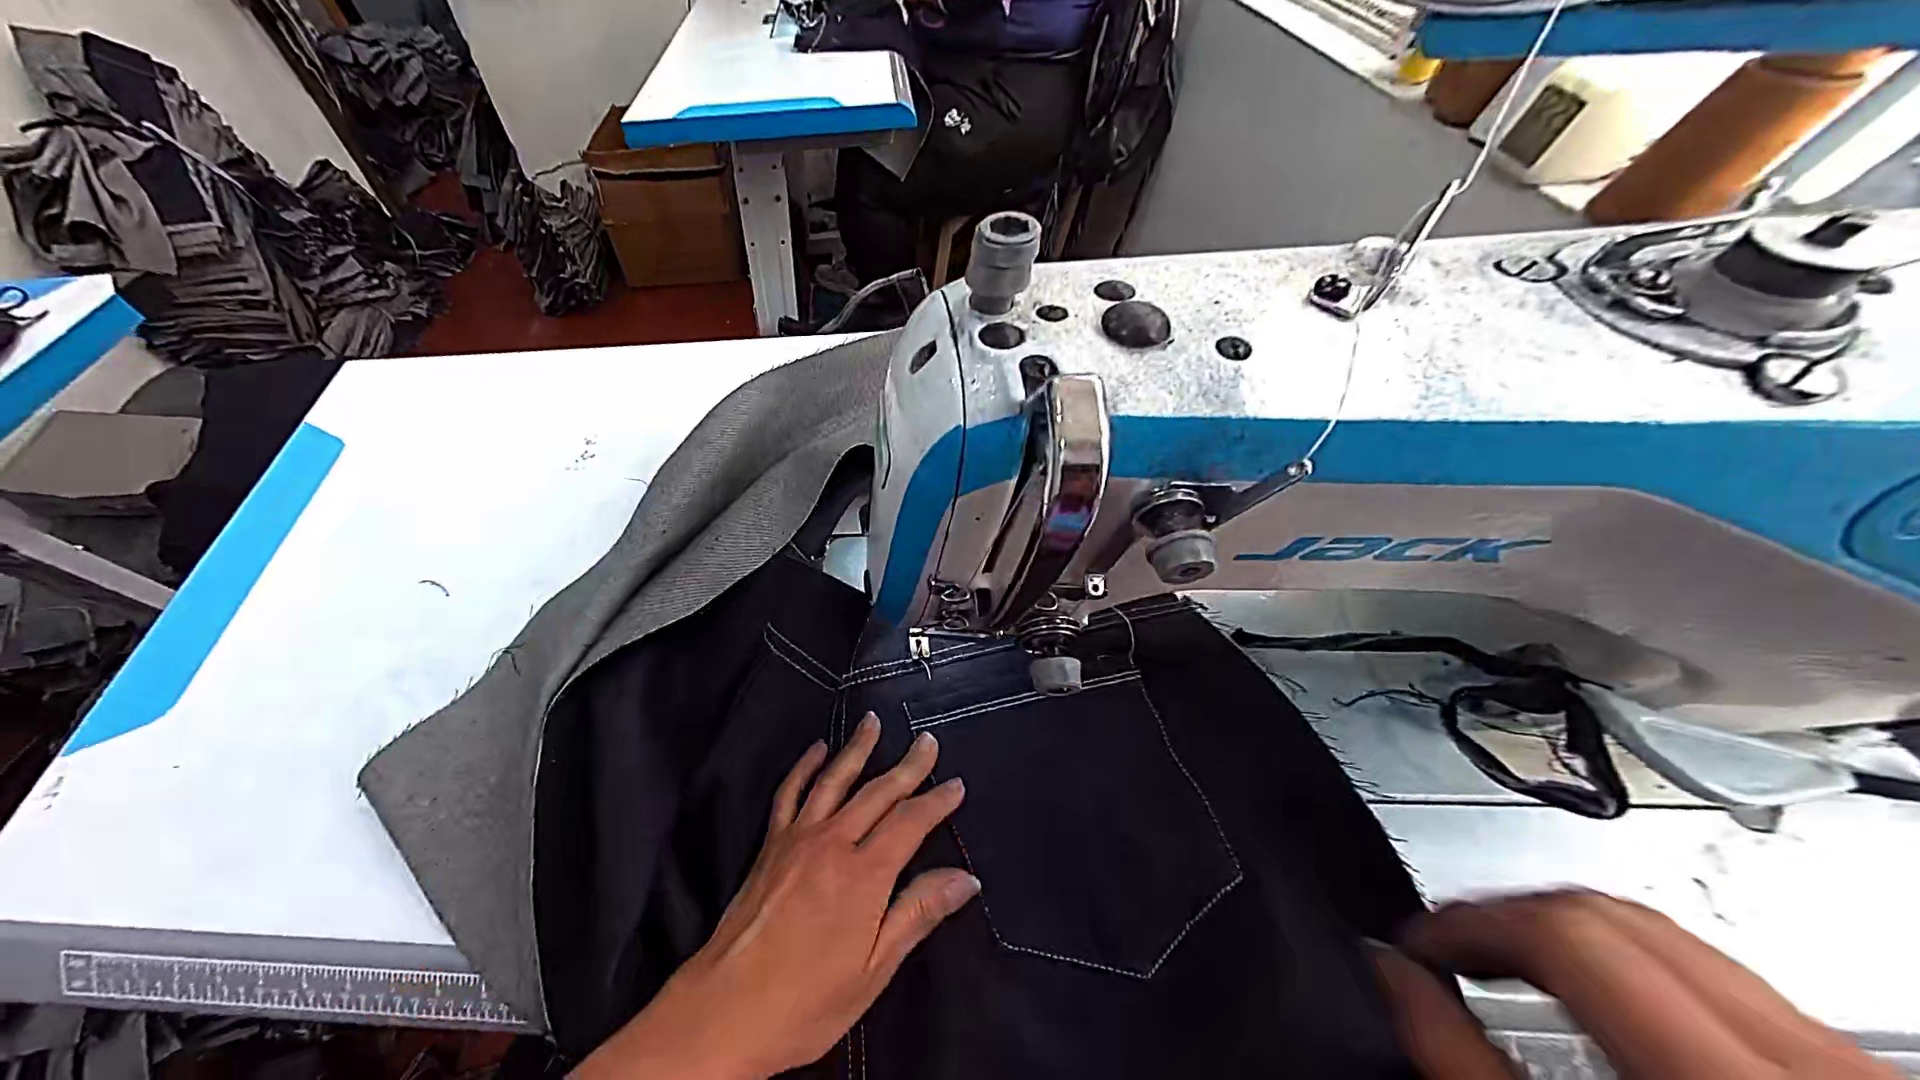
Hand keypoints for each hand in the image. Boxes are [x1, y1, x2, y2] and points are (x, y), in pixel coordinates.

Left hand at [574, 713, 977, 1079]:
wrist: (722, 1012)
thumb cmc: (806, 1001)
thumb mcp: (874, 969)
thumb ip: (919, 913)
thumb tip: (966, 878)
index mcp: (864, 874)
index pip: (911, 822)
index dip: (937, 801)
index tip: (957, 784)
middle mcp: (833, 843)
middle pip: (879, 792)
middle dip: (908, 765)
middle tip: (928, 741)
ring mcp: (797, 838)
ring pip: (835, 780)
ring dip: (857, 748)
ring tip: (873, 722)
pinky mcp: (770, 844)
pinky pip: (790, 793)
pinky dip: (805, 767)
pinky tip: (816, 749)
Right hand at [1370, 890, 1900, 1079]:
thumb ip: (1464, 1064)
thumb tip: (1394, 977)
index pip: (1564, 933)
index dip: (1468, 922)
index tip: (1418, 941)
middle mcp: (1809, 1063)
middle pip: (1611, 918)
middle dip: (1507, 920)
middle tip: (1451, 950)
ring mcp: (1849, 1065)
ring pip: (1665, 935)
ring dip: (1563, 936)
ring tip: (1511, 968)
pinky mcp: (1858, 1071)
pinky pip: (1720, 974)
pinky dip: (1628, 967)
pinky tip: (1600, 1005)